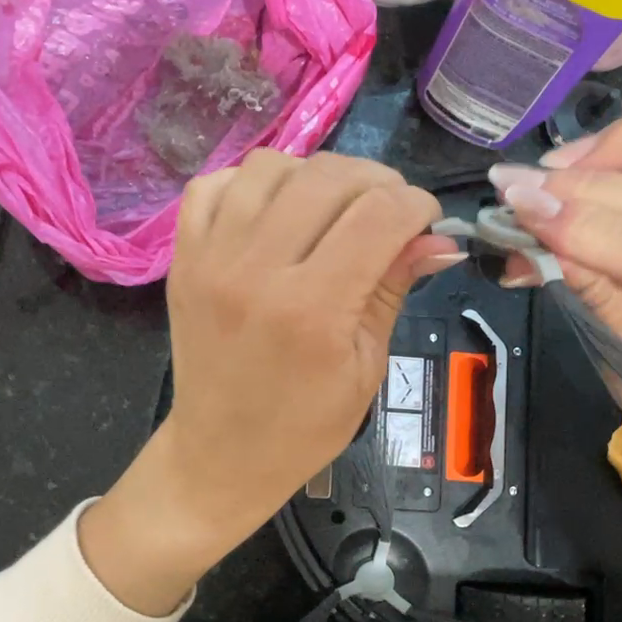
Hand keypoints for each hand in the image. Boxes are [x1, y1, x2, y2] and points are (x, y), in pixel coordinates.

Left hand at [81, 150, 459, 614]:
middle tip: (386, 214)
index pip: (379, 214)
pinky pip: (214, 184)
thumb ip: (393, 289)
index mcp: (313, 310)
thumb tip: (438, 238)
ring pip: (272, 166)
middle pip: (329, 177)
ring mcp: (211, 259)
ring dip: (314, 177)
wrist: (221, 454)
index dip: (417, 205)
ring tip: (330, 211)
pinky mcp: (183, 258)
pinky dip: (250, 184)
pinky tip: (274, 213)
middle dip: (376, 183)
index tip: (425, 222)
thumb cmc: (304, 427)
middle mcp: (257, 272)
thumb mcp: (366, 367)